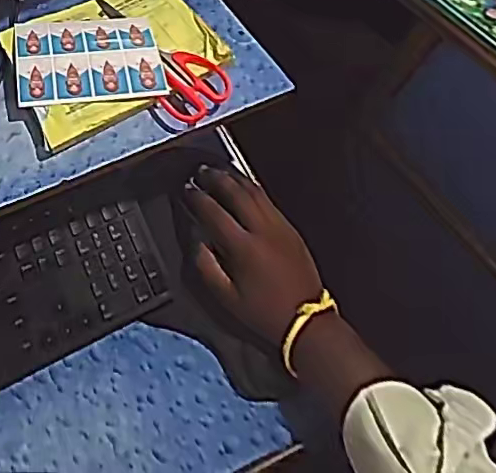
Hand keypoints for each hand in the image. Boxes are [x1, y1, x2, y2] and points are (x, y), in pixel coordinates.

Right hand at [183, 165, 323, 343]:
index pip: (213, 211)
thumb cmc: (265, 312)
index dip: (196, 197)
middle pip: (235, 192)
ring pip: (254, 191)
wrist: (310, 324)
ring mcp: (280, 227)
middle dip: (214, 178)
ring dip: (233, 177)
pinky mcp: (291, 229)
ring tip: (219, 171)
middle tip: (200, 172)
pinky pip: (268, 200)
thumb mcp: (226, 297)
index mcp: (244, 248)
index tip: (186, 191)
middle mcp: (262, 231)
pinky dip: (251, 187)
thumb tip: (195, 240)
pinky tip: (243, 185)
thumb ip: (205, 265)